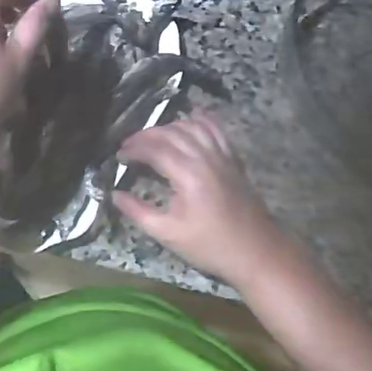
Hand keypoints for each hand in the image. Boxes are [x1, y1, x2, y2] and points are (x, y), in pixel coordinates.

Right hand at [113, 113, 289, 286]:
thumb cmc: (210, 246)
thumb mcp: (168, 234)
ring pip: (192, 126)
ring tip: (153, 137)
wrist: (256, 252)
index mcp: (188, 174)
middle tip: (129, 145)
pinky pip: (215, 130)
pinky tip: (191, 118)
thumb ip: (138, 212)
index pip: (154, 149)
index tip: (118, 156)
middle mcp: (205, 156)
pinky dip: (199, 121)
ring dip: (169, 126)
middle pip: (171, 132)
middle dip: (146, 135)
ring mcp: (222, 155)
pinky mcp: (233, 159)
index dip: (133, 149)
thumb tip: (115, 194)